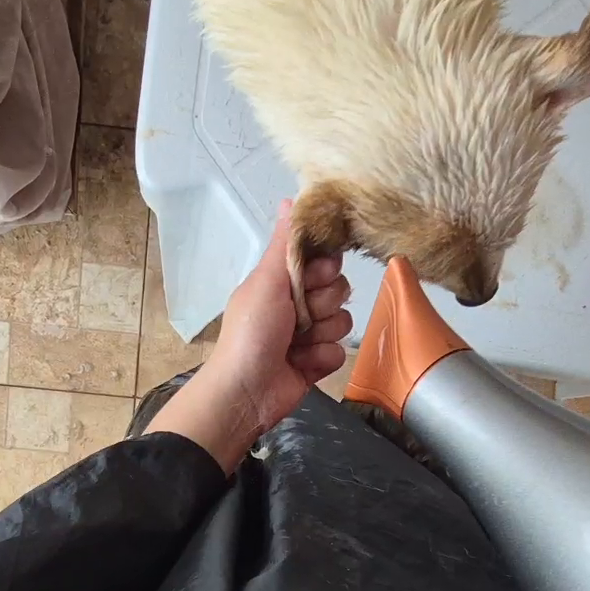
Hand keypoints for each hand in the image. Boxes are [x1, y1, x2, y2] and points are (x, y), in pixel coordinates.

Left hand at [147, 200, 353, 472]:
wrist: (245, 393)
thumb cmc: (250, 333)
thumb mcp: (265, 282)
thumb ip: (285, 245)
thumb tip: (292, 197)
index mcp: (283, 281)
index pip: (326, 260)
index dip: (323, 270)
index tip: (310, 279)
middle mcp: (299, 304)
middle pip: (340, 289)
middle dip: (322, 305)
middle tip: (298, 317)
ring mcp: (309, 335)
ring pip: (344, 322)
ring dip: (321, 334)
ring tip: (296, 345)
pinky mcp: (317, 363)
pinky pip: (340, 352)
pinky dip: (321, 359)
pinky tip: (302, 365)